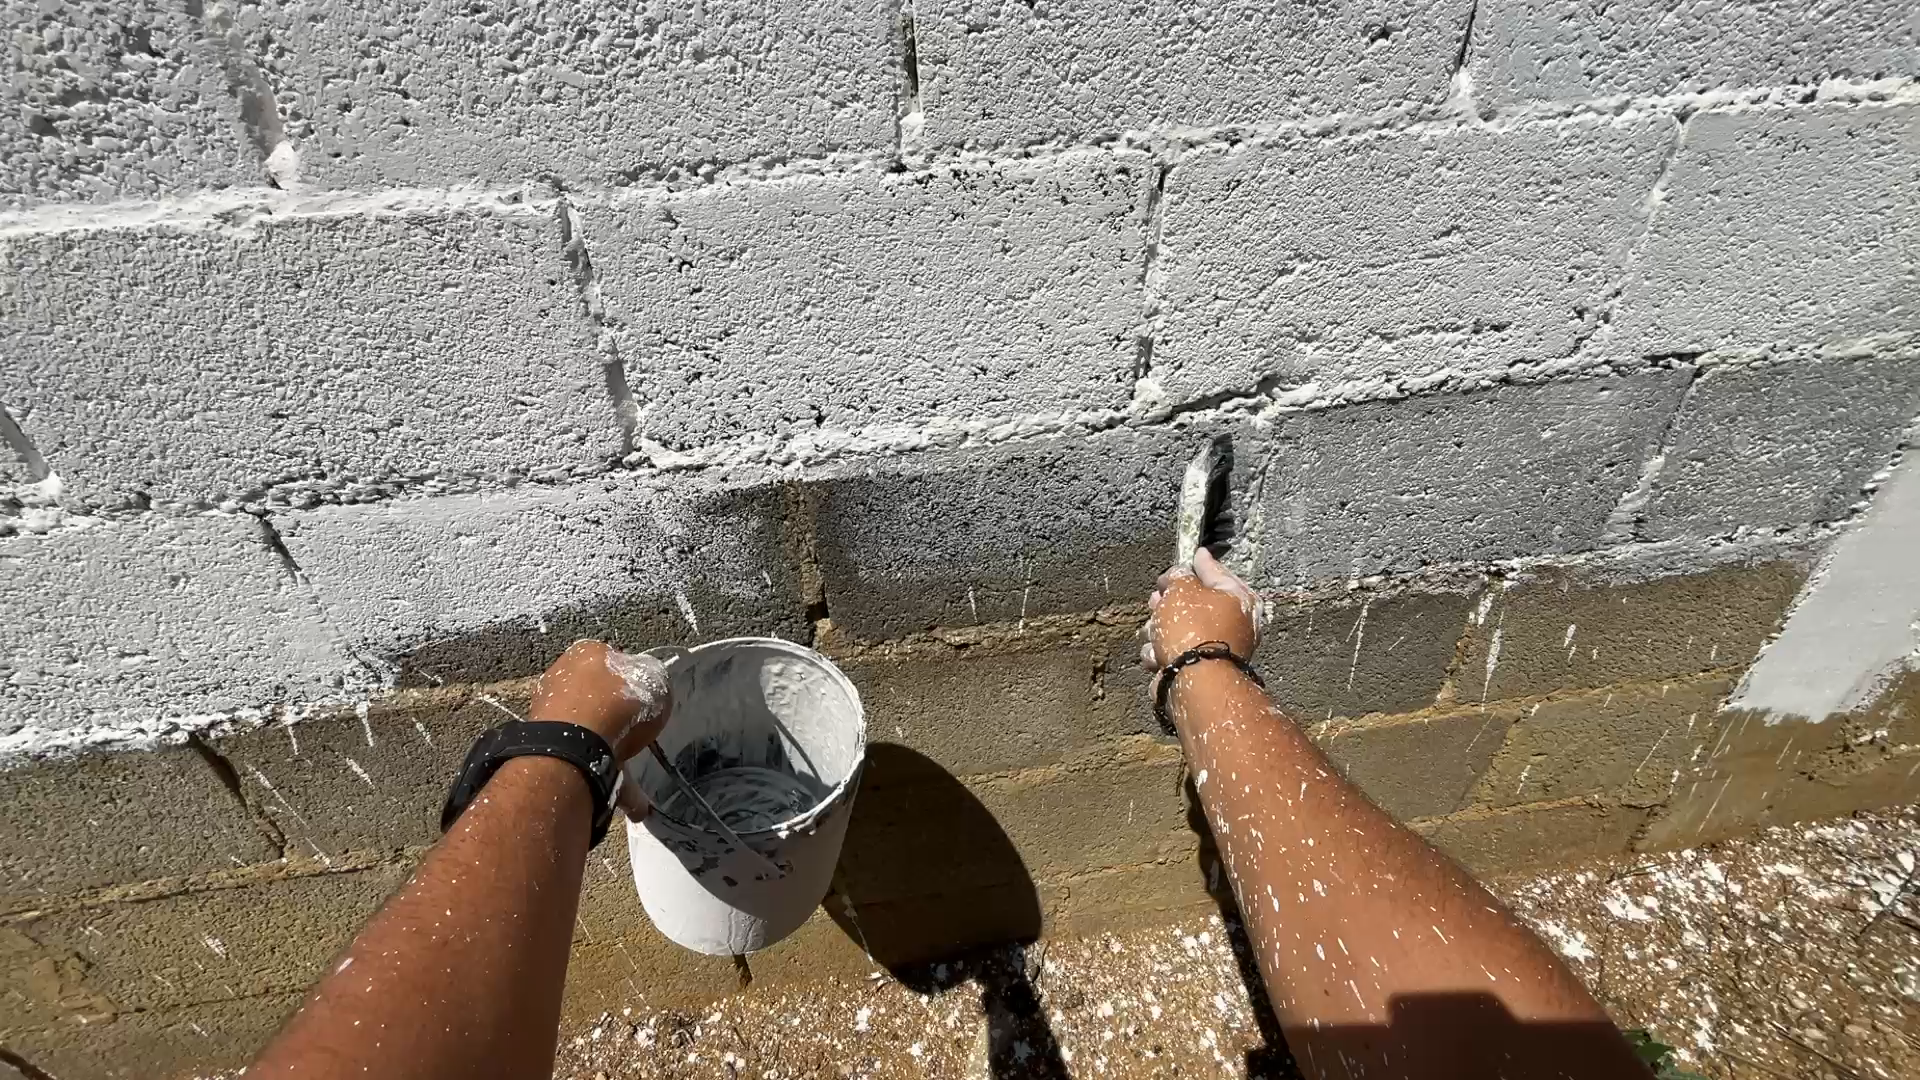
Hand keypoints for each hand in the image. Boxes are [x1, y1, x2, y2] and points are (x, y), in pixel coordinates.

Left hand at [529, 640, 672, 819]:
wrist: (578, 743)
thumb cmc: (620, 700)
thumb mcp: (654, 677)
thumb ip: (652, 676)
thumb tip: (647, 679)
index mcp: (587, 653)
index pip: (612, 658)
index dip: (631, 676)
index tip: (645, 695)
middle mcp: (562, 677)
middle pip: (595, 693)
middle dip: (614, 711)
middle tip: (638, 726)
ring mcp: (549, 714)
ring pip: (588, 729)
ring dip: (609, 746)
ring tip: (634, 765)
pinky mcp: (546, 748)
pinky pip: (584, 760)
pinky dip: (606, 776)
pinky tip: (632, 799)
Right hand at [1140, 548, 1262, 668]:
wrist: (1193, 681)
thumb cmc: (1192, 629)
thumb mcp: (1181, 589)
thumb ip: (1179, 575)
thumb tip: (1180, 574)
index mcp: (1238, 599)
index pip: (1216, 571)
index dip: (1198, 562)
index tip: (1193, 553)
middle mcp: (1234, 623)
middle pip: (1194, 603)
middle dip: (1169, 601)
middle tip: (1156, 598)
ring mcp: (1216, 649)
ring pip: (1178, 629)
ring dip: (1159, 629)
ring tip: (1152, 631)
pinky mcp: (1198, 669)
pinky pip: (1173, 653)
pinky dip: (1162, 654)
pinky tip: (1157, 656)